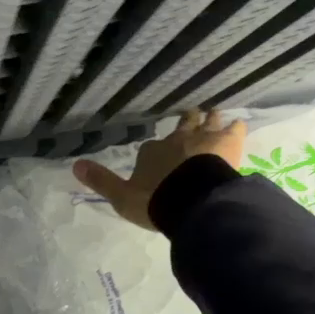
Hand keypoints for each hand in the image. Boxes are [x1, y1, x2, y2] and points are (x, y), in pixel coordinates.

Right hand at [74, 109, 246, 230]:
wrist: (190, 202)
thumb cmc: (156, 201)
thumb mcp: (122, 197)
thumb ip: (101, 181)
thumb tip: (74, 166)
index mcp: (151, 153)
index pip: (151, 149)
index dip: (155, 153)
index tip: (157, 157)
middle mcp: (176, 140)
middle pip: (182, 125)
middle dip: (186, 121)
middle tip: (191, 115)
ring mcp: (203, 140)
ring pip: (207, 122)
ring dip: (210, 118)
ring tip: (215, 112)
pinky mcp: (227, 144)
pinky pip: (234, 129)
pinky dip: (236, 126)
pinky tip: (240, 123)